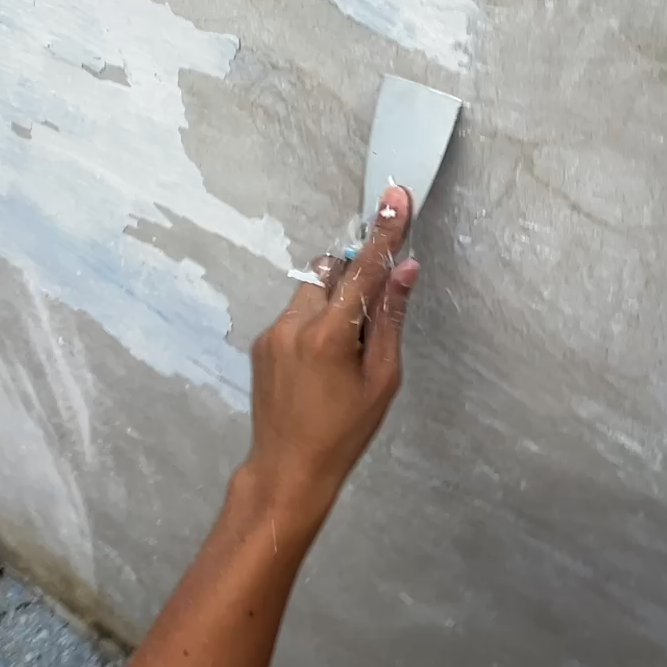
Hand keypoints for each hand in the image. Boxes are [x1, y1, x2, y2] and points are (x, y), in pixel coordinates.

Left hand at [235, 184, 419, 533]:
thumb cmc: (346, 431)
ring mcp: (272, 330)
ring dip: (334, 301)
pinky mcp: (261, 341)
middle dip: (355, 278)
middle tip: (369, 315)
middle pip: (332, 272)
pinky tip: (320, 362)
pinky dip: (315, 320)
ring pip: (312, 290)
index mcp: (329, 333)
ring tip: (343, 348)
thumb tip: (405, 268)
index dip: (385, 231)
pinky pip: (295, 313)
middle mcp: (294, 321)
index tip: (397, 196)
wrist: (287, 470)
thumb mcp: (382, 379)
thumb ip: (390, 318)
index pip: (364, 269)